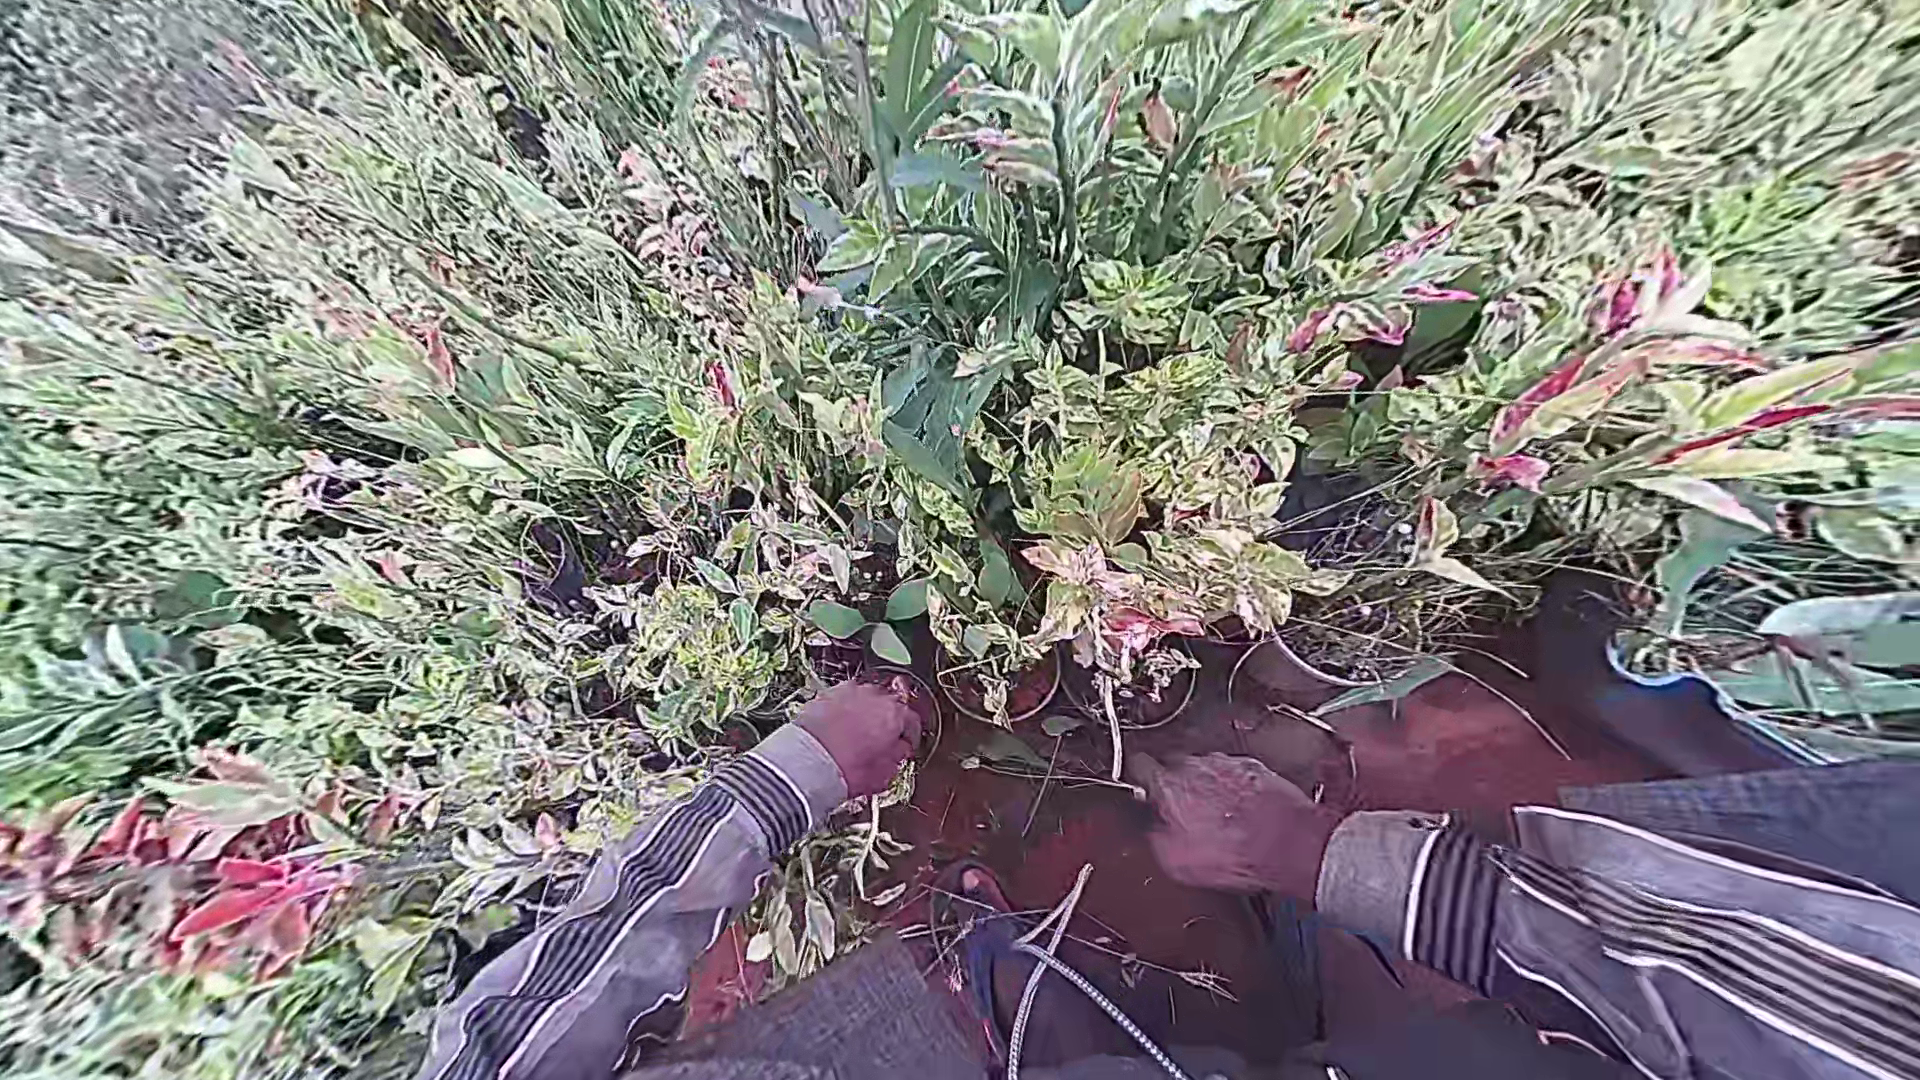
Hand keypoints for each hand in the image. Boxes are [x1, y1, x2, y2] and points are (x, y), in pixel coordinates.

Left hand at [796, 677, 924, 798]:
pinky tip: (837, 726)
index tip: (904, 744)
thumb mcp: (883, 774)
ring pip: (865, 698)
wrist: (806, 762)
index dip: (909, 735)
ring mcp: (850, 691)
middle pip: (889, 704)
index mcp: (895, 714)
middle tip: (878, 739)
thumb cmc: (844, 769)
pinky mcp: (828, 692)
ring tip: (855, 733)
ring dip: (865, 712)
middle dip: (886, 721)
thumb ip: (898, 756)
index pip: (912, 720)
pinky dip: (844, 708)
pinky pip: (843, 698)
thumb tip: (900, 750)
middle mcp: (875, 695)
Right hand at [1131, 752, 1339, 897]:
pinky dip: (1235, 788)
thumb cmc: (1236, 853)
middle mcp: (1193, 765)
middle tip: (1185, 811)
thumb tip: (1149, 830)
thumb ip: (1153, 836)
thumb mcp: (1175, 860)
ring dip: (1206, 786)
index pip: (1138, 764)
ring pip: (1204, 769)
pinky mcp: (1253, 767)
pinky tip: (1243, 812)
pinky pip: (1233, 773)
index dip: (1138, 777)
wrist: (1290, 844)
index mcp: (1167, 783)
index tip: (1142, 788)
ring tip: (1219, 816)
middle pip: (1172, 765)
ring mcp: (1224, 763)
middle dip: (1175, 784)